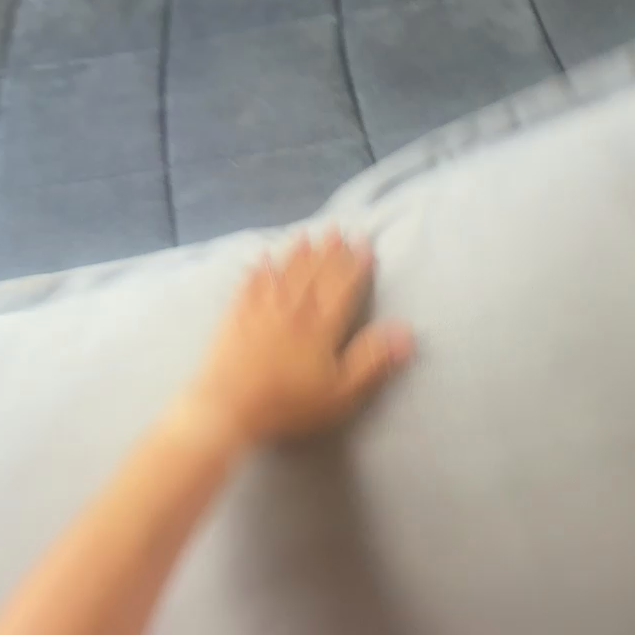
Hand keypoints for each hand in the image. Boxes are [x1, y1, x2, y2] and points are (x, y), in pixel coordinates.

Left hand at [182, 230, 414, 446]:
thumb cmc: (288, 404)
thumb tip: (407, 331)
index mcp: (321, 326)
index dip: (355, 265)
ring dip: (296, 252)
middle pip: (313, 274)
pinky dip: (259, 269)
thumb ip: (373, 360)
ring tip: (306, 233)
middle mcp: (292, 309)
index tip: (364, 243)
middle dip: (327, 250)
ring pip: (283, 273)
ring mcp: (261, 309)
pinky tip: (263, 256)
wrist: (227, 406)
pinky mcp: (235, 316)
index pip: (343, 287)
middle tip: (337, 227)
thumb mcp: (341, 393)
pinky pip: (250, 284)